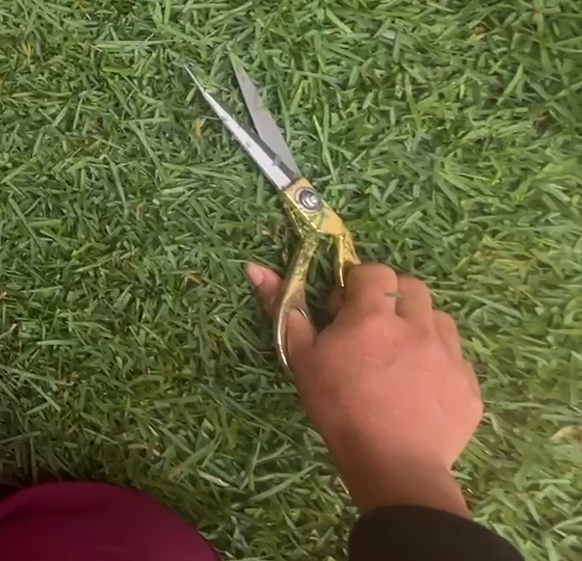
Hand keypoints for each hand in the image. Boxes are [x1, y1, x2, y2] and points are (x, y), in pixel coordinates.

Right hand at [247, 261, 481, 517]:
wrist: (391, 459)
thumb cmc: (335, 400)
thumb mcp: (300, 352)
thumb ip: (284, 306)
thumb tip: (255, 267)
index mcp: (373, 318)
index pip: (376, 272)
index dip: (358, 280)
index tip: (343, 304)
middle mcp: (417, 330)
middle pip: (414, 287)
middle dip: (390, 295)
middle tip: (369, 321)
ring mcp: (451, 358)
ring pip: (439, 319)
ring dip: (416, 322)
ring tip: (394, 349)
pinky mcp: (470, 385)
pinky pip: (456, 354)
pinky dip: (436, 355)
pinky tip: (414, 378)